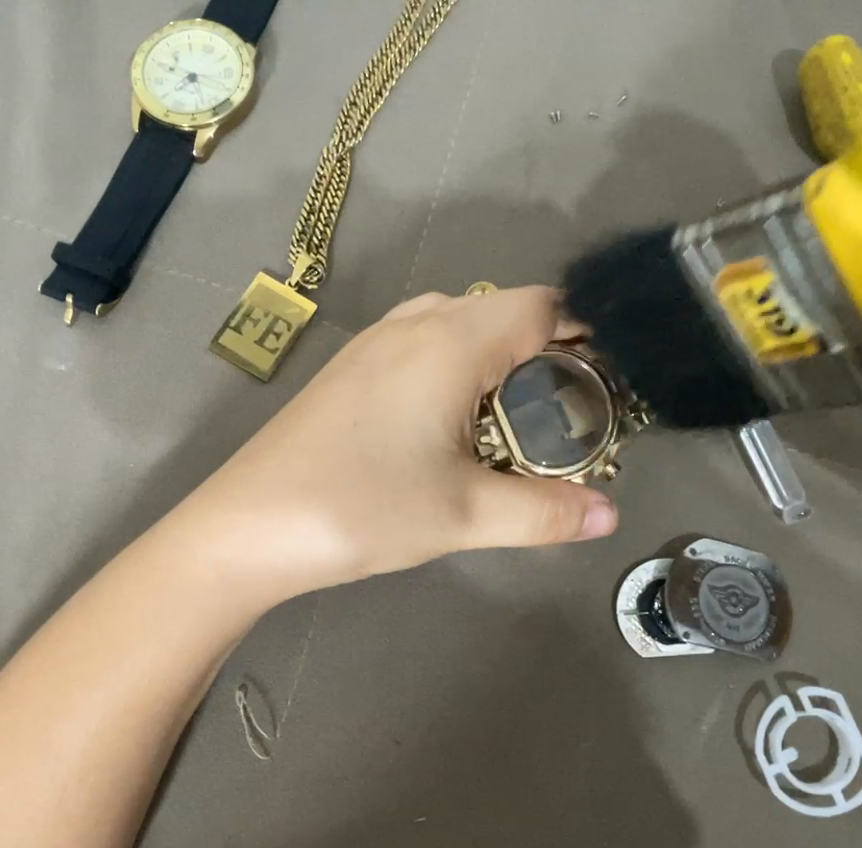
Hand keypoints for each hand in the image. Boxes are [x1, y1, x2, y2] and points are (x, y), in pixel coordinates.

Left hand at [169, 286, 618, 603]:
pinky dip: (453, 367)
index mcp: (450, 340)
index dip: (586, 330)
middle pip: (500, 309)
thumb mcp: (463, 515)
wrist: (249, 526)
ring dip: (495, 357)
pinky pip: (419, 344)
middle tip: (573, 406)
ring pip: (456, 324)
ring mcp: (372, 343)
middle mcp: (412, 323)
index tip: (612, 376)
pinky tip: (451, 422)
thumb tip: (610, 516)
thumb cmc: (362, 509)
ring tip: (519, 416)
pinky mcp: (347, 370)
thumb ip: (544, 512)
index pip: (541, 305)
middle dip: (545, 347)